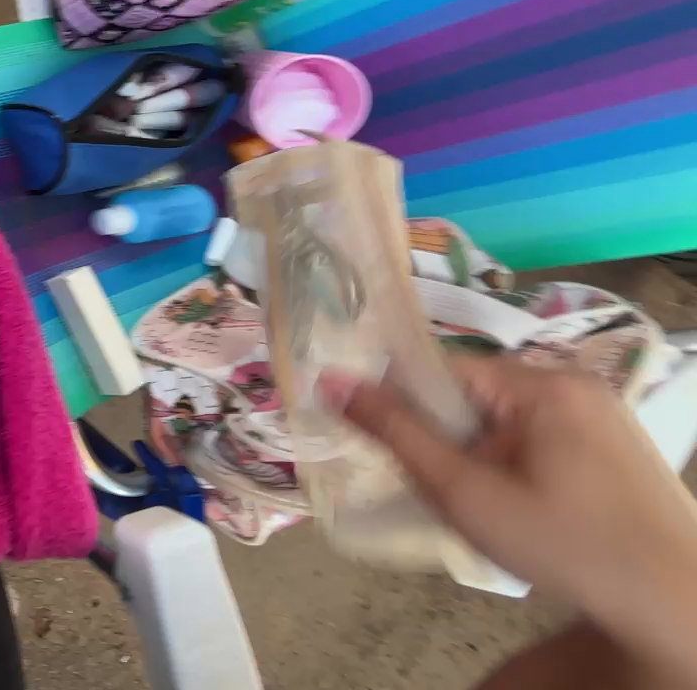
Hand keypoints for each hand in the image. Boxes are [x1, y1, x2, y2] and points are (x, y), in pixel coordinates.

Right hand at [327, 358, 696, 641]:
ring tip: (486, 502)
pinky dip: (505, 462)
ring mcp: (598, 414)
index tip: (402, 455)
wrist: (685, 619)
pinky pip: (527, 434)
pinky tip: (519, 504)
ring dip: (472, 453)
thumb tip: (327, 377)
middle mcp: (572, 383)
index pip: (433, 370)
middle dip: (441, 437)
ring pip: (491, 417)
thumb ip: (390, 427)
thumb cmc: (566, 546)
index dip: (404, 409)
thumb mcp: (460, 488)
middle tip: (450, 489)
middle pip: (463, 394)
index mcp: (541, 383)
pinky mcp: (611, 443)